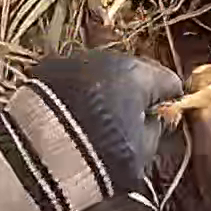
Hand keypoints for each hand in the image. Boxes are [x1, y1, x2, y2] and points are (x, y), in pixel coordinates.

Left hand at [0, 51, 181, 210]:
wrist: (38, 152)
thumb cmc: (101, 153)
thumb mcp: (141, 152)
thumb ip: (157, 130)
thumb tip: (160, 119)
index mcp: (140, 74)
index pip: (169, 81)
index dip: (171, 100)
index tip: (167, 116)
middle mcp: (113, 58)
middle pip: (137, 72)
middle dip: (138, 92)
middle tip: (135, 119)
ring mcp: (81, 59)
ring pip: (108, 73)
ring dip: (110, 91)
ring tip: (102, 119)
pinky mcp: (53, 68)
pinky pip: (80, 77)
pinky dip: (84, 92)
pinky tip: (77, 115)